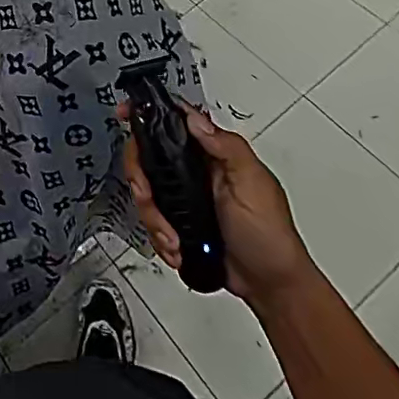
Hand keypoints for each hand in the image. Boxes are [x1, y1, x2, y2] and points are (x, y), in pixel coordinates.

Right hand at [120, 100, 318, 309]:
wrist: (268, 284)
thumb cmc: (271, 234)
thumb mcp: (252, 182)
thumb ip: (226, 146)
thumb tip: (195, 119)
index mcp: (213, 152)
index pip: (176, 121)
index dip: (148, 114)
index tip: (127, 113)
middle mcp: (196, 170)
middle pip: (148, 157)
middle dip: (141, 180)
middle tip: (148, 197)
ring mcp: (185, 196)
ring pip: (147, 191)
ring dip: (153, 216)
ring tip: (173, 237)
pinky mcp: (178, 220)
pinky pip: (153, 220)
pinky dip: (158, 235)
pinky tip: (175, 246)